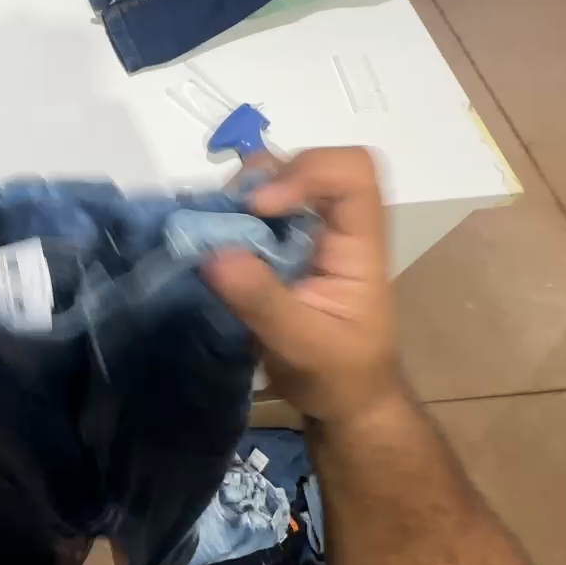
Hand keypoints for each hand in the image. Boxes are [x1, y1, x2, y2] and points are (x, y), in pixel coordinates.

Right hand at [204, 147, 399, 422]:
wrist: (340, 400)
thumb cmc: (338, 375)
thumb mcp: (303, 345)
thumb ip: (263, 301)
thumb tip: (213, 254)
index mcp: (358, 243)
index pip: (351, 173)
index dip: (306, 173)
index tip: (260, 208)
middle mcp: (333, 226)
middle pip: (305, 164)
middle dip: (260, 181)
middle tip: (224, 218)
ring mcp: (304, 233)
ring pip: (273, 181)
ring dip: (237, 198)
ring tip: (211, 232)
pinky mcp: (275, 246)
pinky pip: (249, 211)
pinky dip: (224, 217)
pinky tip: (207, 243)